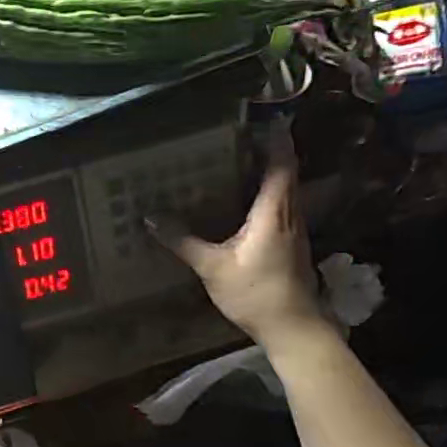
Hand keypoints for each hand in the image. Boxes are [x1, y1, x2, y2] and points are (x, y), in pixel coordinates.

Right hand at [150, 123, 326, 347]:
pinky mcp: (290, 244)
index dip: (275, 139)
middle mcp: (289, 213)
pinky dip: (266, 193)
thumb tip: (152, 218)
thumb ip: (183, 241)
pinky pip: (280, 206)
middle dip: (269, 150)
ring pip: (285, 189)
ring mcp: (293, 229)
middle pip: (285, 172)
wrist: (293, 327)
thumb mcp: (212, 267)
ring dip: (269, 172)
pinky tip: (245, 201)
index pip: (280, 164)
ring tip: (240, 160)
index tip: (265, 118)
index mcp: (274, 211)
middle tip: (241, 136)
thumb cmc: (256, 293)